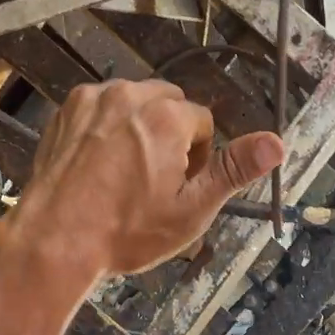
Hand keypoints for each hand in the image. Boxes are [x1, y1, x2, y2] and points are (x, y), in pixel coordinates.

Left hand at [4, 80, 283, 276]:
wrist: (58, 239)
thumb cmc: (127, 232)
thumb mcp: (191, 210)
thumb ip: (233, 172)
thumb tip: (276, 144)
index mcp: (168, 117)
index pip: (203, 124)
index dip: (197, 161)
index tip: (178, 191)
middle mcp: (131, 95)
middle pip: (169, 107)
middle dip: (170, 139)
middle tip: (153, 187)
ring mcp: (95, 100)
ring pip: (135, 106)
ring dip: (139, 133)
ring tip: (125, 181)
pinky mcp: (68, 110)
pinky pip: (102, 111)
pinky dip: (107, 133)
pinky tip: (100, 172)